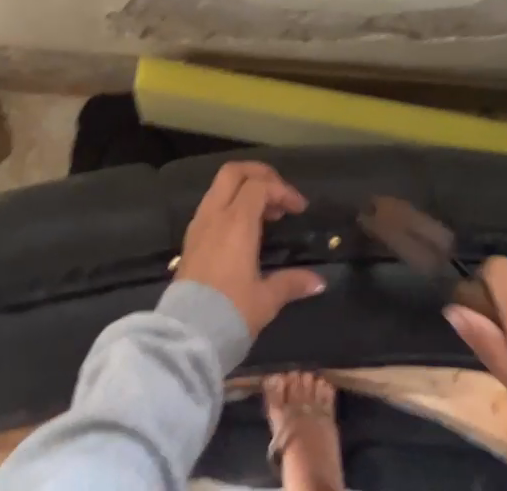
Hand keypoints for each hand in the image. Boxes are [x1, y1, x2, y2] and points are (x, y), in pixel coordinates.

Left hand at [176, 161, 326, 333]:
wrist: (187, 334)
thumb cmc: (231, 312)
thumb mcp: (267, 299)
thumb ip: (292, 283)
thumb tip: (319, 282)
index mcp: (236, 223)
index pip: (260, 186)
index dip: (283, 190)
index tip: (299, 209)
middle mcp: (214, 215)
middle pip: (234, 172)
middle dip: (260, 174)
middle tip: (280, 194)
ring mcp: (198, 225)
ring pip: (219, 187)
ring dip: (244, 189)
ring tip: (266, 213)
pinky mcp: (190, 239)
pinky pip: (211, 205)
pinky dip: (230, 204)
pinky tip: (243, 229)